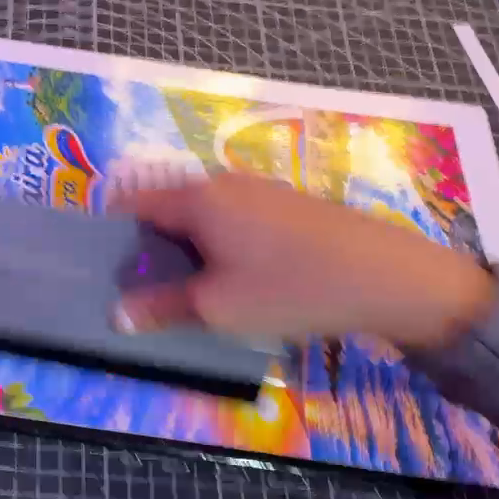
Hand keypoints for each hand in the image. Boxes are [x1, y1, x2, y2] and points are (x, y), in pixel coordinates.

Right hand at [112, 174, 496, 350]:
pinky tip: (236, 277)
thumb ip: (161, 308)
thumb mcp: (218, 308)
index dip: (113, 233)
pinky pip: (232, 217)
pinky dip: (218, 242)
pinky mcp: (285, 203)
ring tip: (190, 289)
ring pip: (201, 213)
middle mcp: (221, 183)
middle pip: (166, 207)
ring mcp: (258, 189)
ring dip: (186, 245)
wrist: (390, 277)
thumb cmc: (290, 288)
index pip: (132, 203)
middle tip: (147, 288)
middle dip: (150, 244)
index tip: (108, 268)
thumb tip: (115, 315)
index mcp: (196, 199)